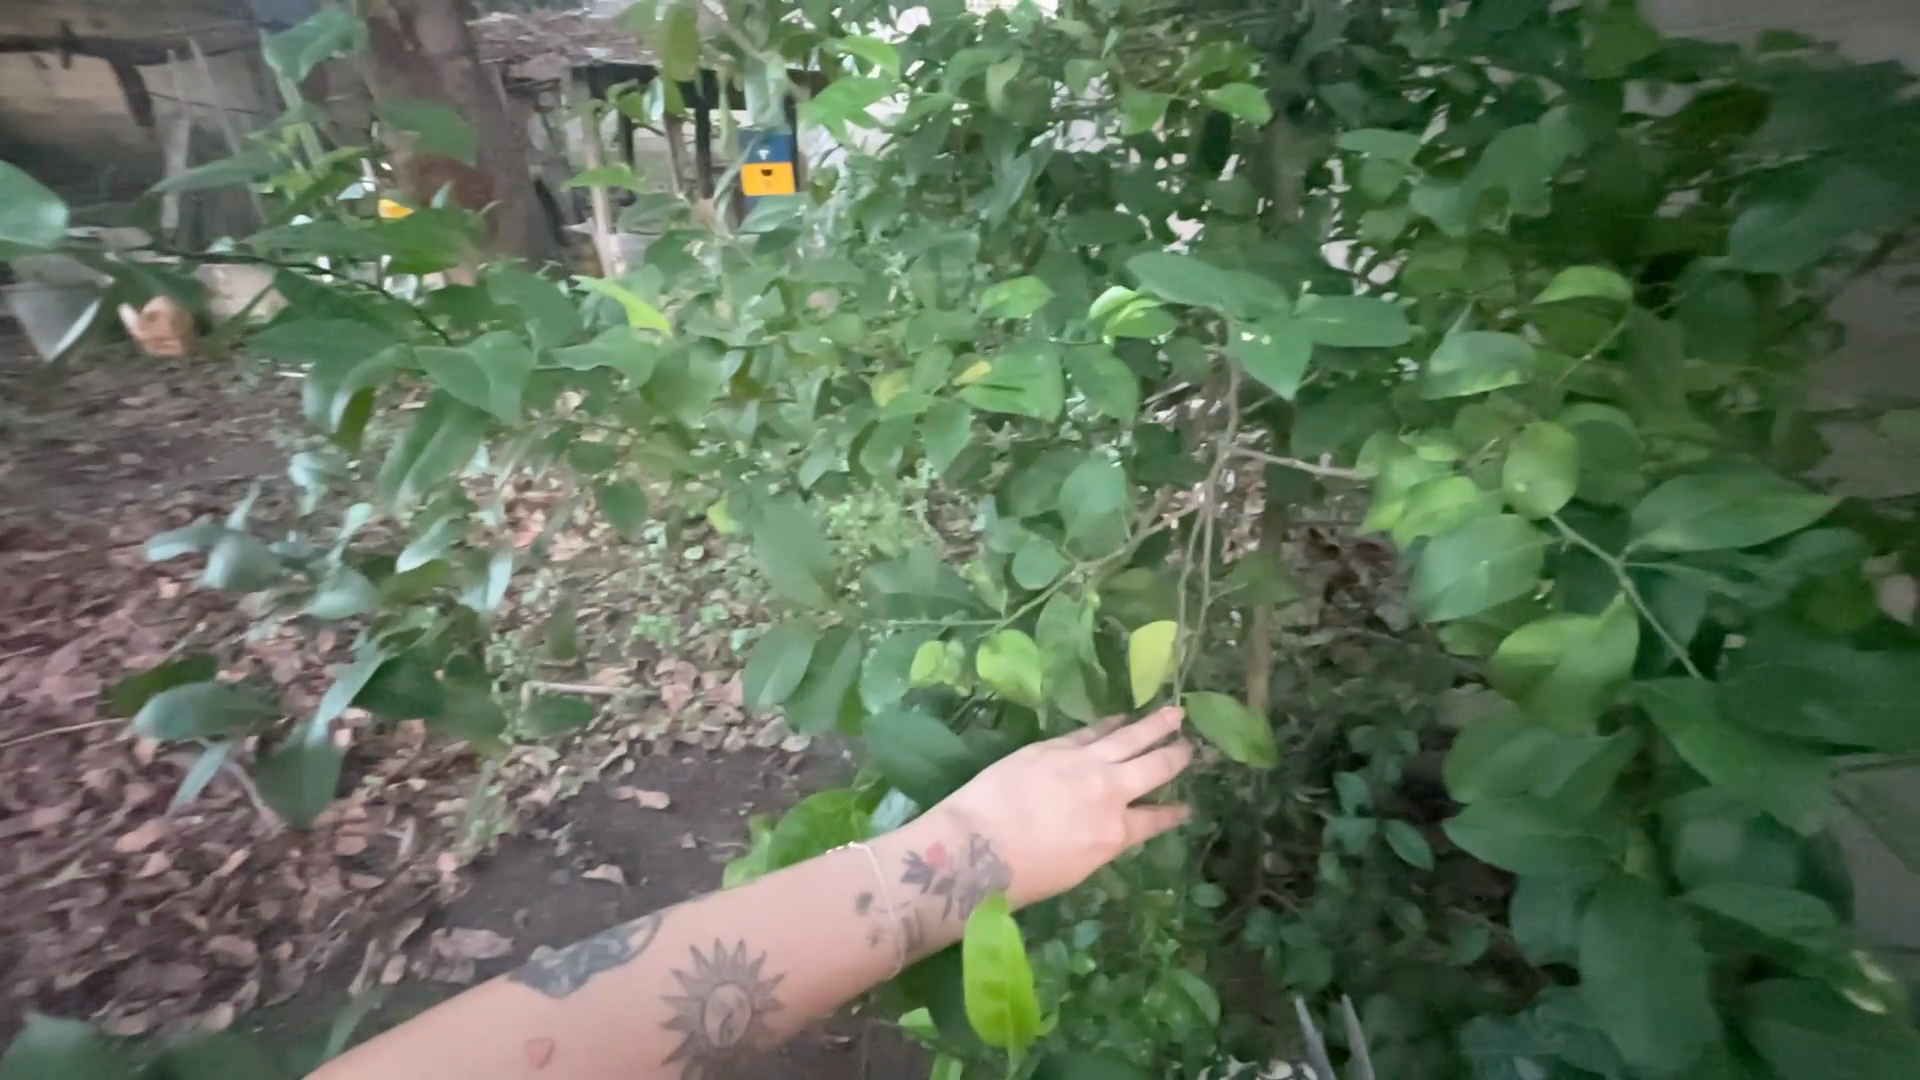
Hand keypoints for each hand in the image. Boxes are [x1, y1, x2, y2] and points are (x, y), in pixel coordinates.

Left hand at [928, 707, 1193, 910]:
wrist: (978, 845)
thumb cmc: (1022, 875)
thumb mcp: (1075, 870)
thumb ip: (1098, 843)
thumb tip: (1105, 827)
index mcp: (1114, 835)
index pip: (1155, 820)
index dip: (1173, 813)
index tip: (1187, 807)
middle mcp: (1108, 793)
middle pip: (1152, 768)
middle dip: (1175, 755)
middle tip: (1192, 743)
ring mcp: (1082, 764)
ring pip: (1128, 738)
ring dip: (1153, 725)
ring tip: (1173, 712)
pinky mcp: (1054, 746)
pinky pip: (1091, 731)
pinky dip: (1109, 724)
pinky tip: (1121, 717)